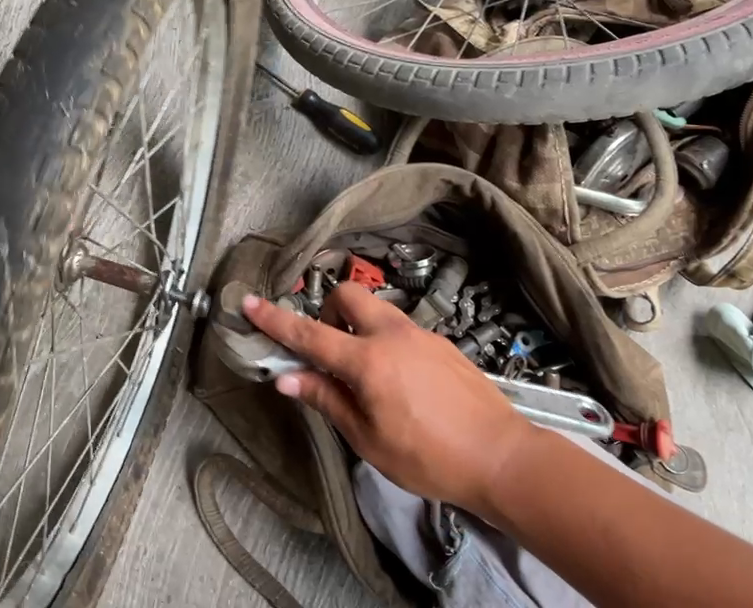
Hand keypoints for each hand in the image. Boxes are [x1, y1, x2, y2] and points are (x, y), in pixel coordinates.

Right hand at [242, 282, 536, 519]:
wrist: (503, 458)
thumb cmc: (430, 458)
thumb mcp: (369, 439)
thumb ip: (327, 399)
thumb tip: (287, 378)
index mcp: (368, 361)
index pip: (310, 333)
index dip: (275, 319)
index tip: (248, 302)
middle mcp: (393, 335)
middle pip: (348, 295)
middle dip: (329, 312)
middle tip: (331, 351)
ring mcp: (421, 335)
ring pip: (376, 310)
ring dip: (358, 327)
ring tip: (366, 375)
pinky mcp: (441, 343)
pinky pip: (400, 328)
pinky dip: (385, 342)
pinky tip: (400, 385)